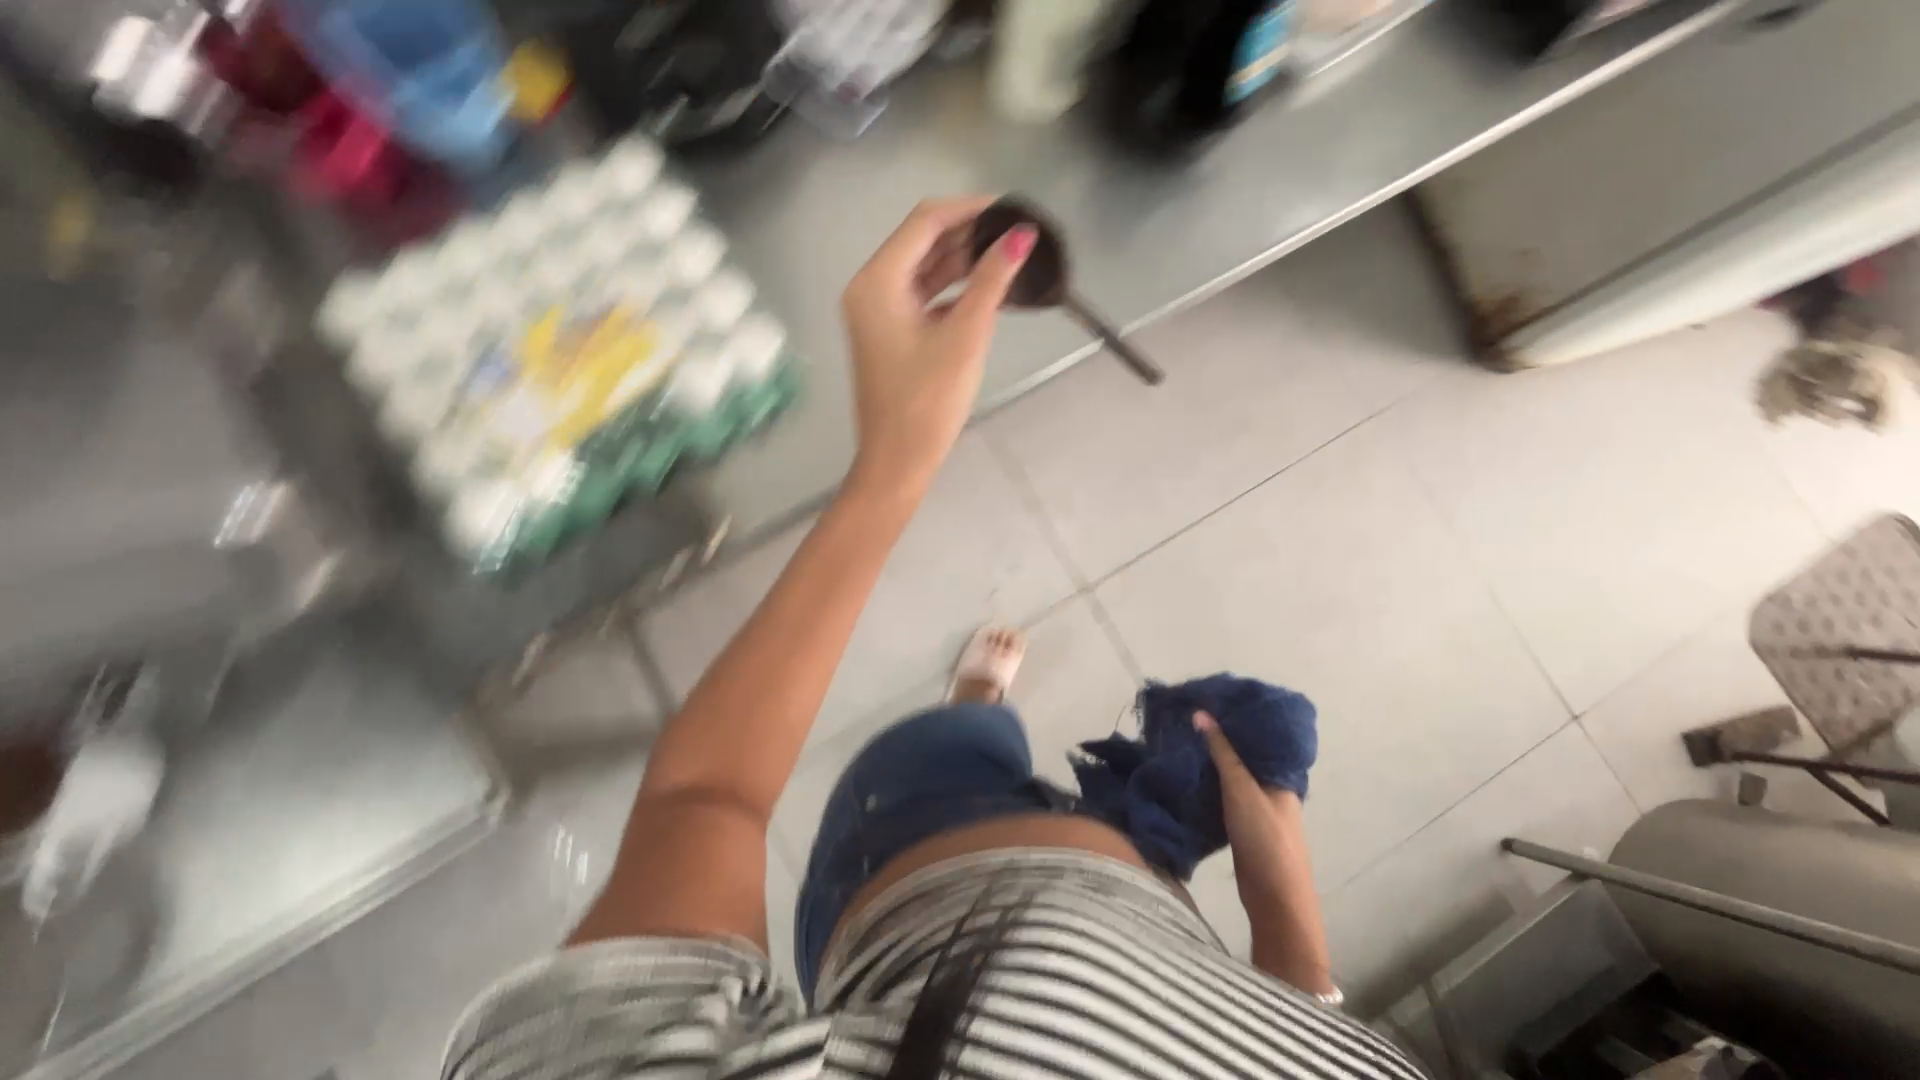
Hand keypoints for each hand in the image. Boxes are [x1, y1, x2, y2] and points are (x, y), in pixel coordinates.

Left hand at [842, 197, 1035, 496]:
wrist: (898, 462)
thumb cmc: (927, 402)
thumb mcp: (964, 336)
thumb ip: (992, 281)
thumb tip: (1022, 235)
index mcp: (877, 282)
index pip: (925, 222)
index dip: (970, 210)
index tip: (1012, 210)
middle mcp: (871, 287)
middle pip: (923, 241)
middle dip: (970, 235)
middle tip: (1018, 235)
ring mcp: (879, 311)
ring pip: (926, 268)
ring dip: (965, 261)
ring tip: (1012, 258)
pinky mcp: (892, 331)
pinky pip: (926, 295)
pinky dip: (955, 289)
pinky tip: (991, 289)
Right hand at [1195, 711, 1335, 995]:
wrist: (1275, 900)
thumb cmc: (1266, 839)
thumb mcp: (1241, 789)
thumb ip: (1222, 752)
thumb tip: (1201, 712)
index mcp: (1280, 775)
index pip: (1257, 737)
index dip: (1235, 718)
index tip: (1205, 699)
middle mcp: (1271, 789)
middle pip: (1243, 756)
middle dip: (1217, 740)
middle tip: (1183, 719)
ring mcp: (1257, 810)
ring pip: (1230, 778)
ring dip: (1209, 764)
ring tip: (1178, 742)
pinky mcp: (1242, 829)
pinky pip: (1222, 798)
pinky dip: (1206, 787)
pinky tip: (1185, 777)